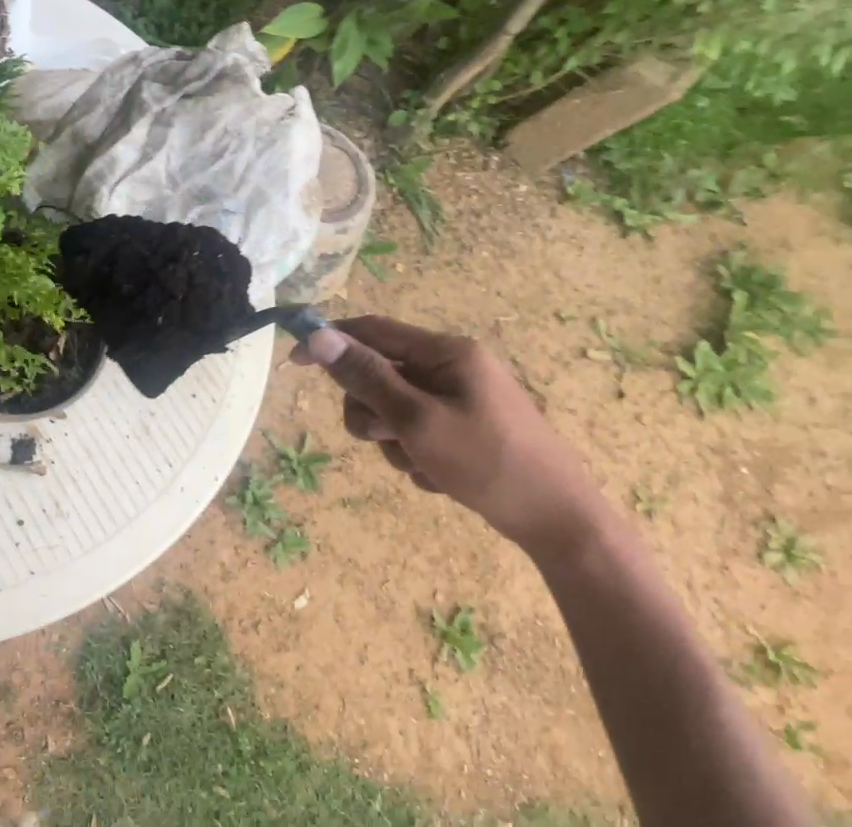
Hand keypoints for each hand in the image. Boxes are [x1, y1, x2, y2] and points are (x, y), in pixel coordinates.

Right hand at [293, 315, 606, 557]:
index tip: (293, 363)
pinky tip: (438, 475)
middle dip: (370, 411)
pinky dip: (413, 453)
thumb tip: (317, 336)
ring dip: (391, 440)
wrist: (558, 520)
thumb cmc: (488, 463)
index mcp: (447, 353)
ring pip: (388, 409)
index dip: (328, 342)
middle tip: (390, 437)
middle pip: (375, 375)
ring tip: (422, 464)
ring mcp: (457, 398)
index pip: (371, 331)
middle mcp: (451, 368)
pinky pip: (411, 431)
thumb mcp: (416, 419)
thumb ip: (365, 376)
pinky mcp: (461, 427)